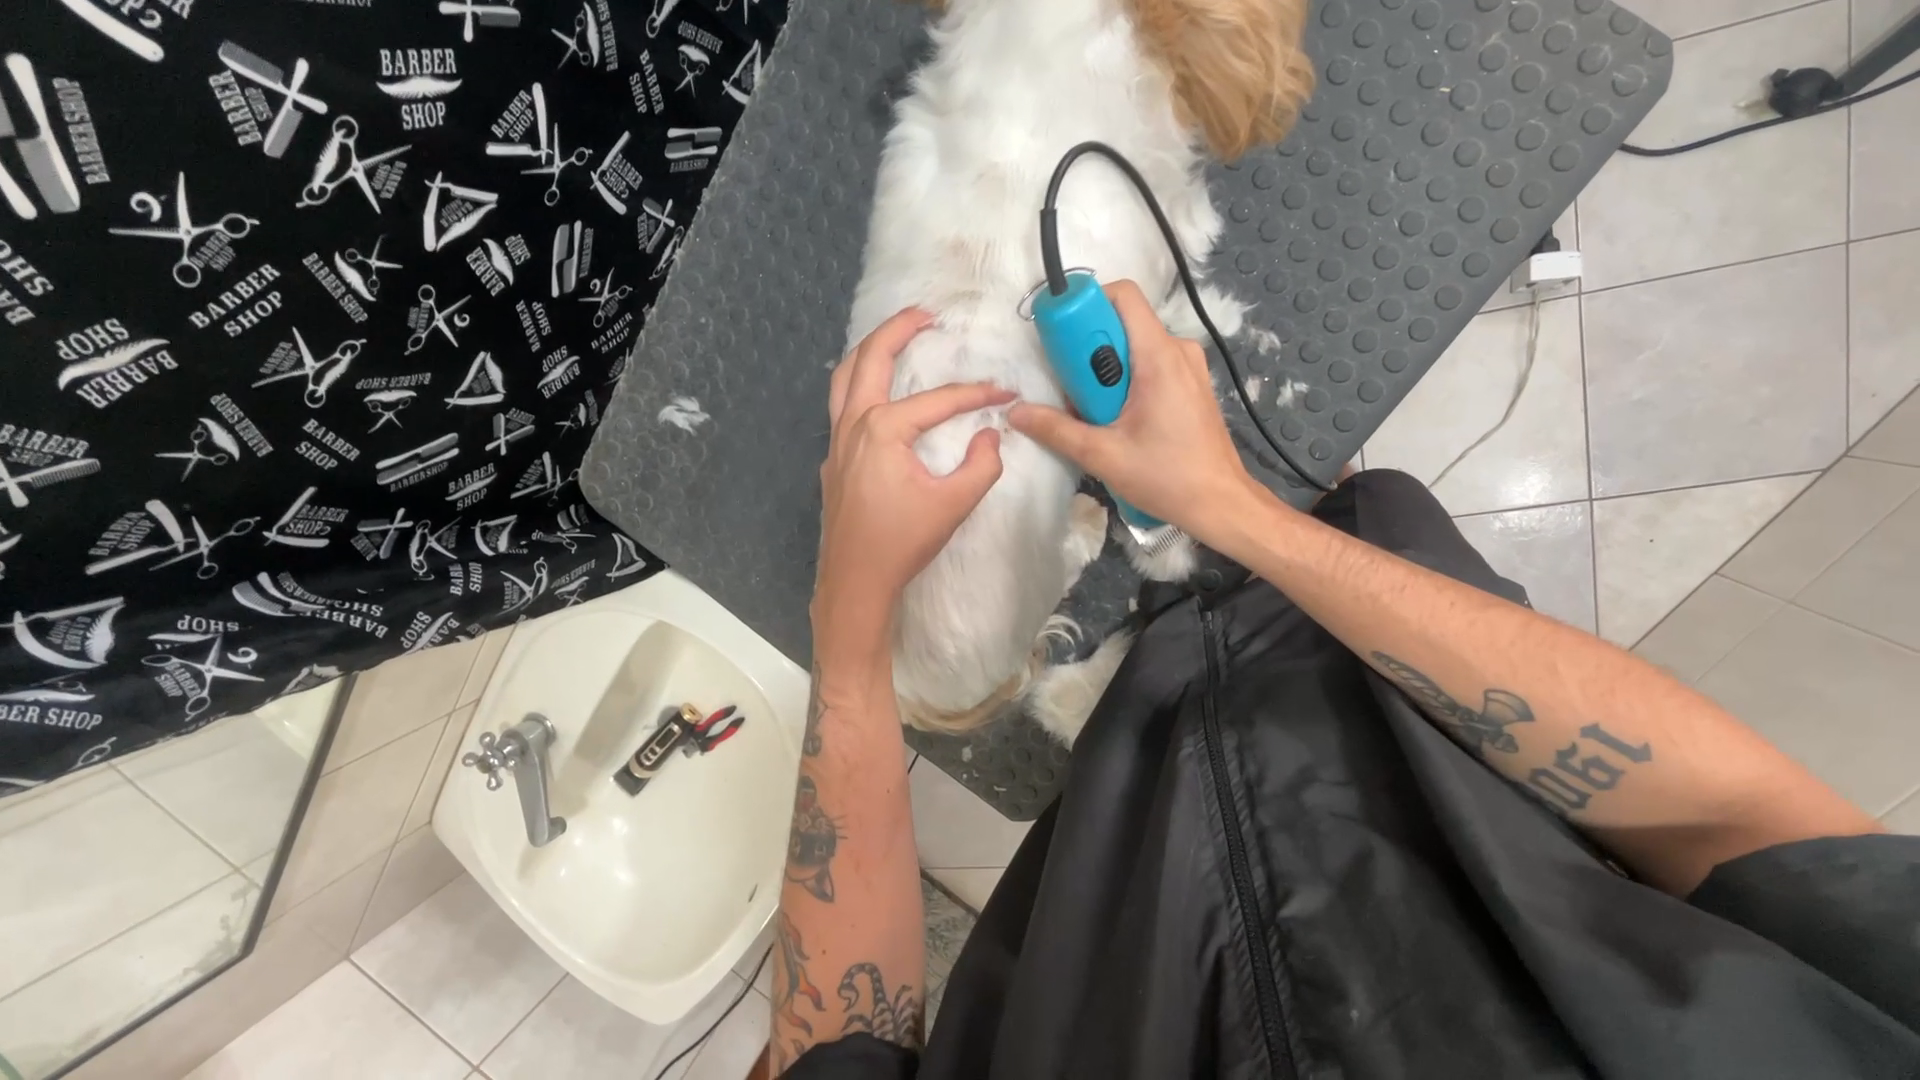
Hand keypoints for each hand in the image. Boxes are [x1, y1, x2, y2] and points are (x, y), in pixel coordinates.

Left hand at [815, 308, 1012, 659]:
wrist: (855, 581)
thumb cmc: (902, 543)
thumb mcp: (954, 504)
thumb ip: (982, 464)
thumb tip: (990, 434)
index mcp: (883, 429)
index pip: (938, 400)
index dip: (976, 394)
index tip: (1005, 392)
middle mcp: (853, 424)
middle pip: (870, 358)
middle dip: (898, 329)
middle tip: (926, 314)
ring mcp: (836, 441)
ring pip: (845, 377)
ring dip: (870, 350)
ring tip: (896, 337)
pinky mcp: (832, 460)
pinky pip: (841, 405)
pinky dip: (858, 382)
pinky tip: (877, 393)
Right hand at [1009, 280, 1259, 540]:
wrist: (1221, 504)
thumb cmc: (1167, 477)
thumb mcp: (1103, 456)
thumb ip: (1056, 430)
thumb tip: (1016, 411)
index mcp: (1159, 356)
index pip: (1122, 295)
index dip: (1086, 305)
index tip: (1061, 338)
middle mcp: (1177, 350)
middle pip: (1122, 324)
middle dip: (1090, 350)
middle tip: (1072, 391)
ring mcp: (1188, 366)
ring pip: (1133, 347)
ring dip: (1106, 372)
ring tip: (1095, 414)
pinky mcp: (1191, 384)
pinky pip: (1149, 365)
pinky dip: (1126, 383)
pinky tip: (1118, 421)